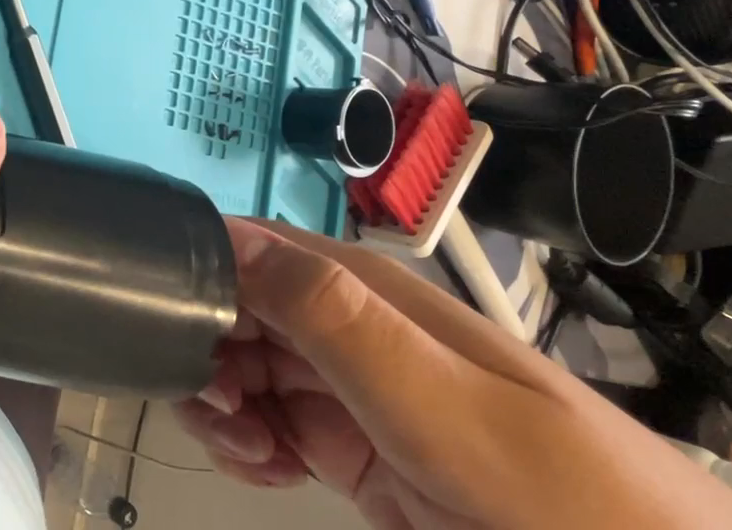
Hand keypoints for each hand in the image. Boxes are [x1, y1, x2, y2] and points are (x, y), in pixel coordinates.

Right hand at [174, 218, 731, 529]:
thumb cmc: (550, 495)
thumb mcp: (438, 400)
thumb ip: (330, 313)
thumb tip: (226, 237)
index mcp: (367, 295)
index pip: (253, 250)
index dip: (203, 279)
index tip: (182, 334)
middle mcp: (350, 331)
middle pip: (236, 312)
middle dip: (205, 353)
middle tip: (217, 412)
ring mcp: (349, 391)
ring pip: (243, 369)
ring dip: (220, 405)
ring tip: (246, 454)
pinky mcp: (349, 447)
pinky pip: (268, 424)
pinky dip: (247, 444)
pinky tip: (263, 471)